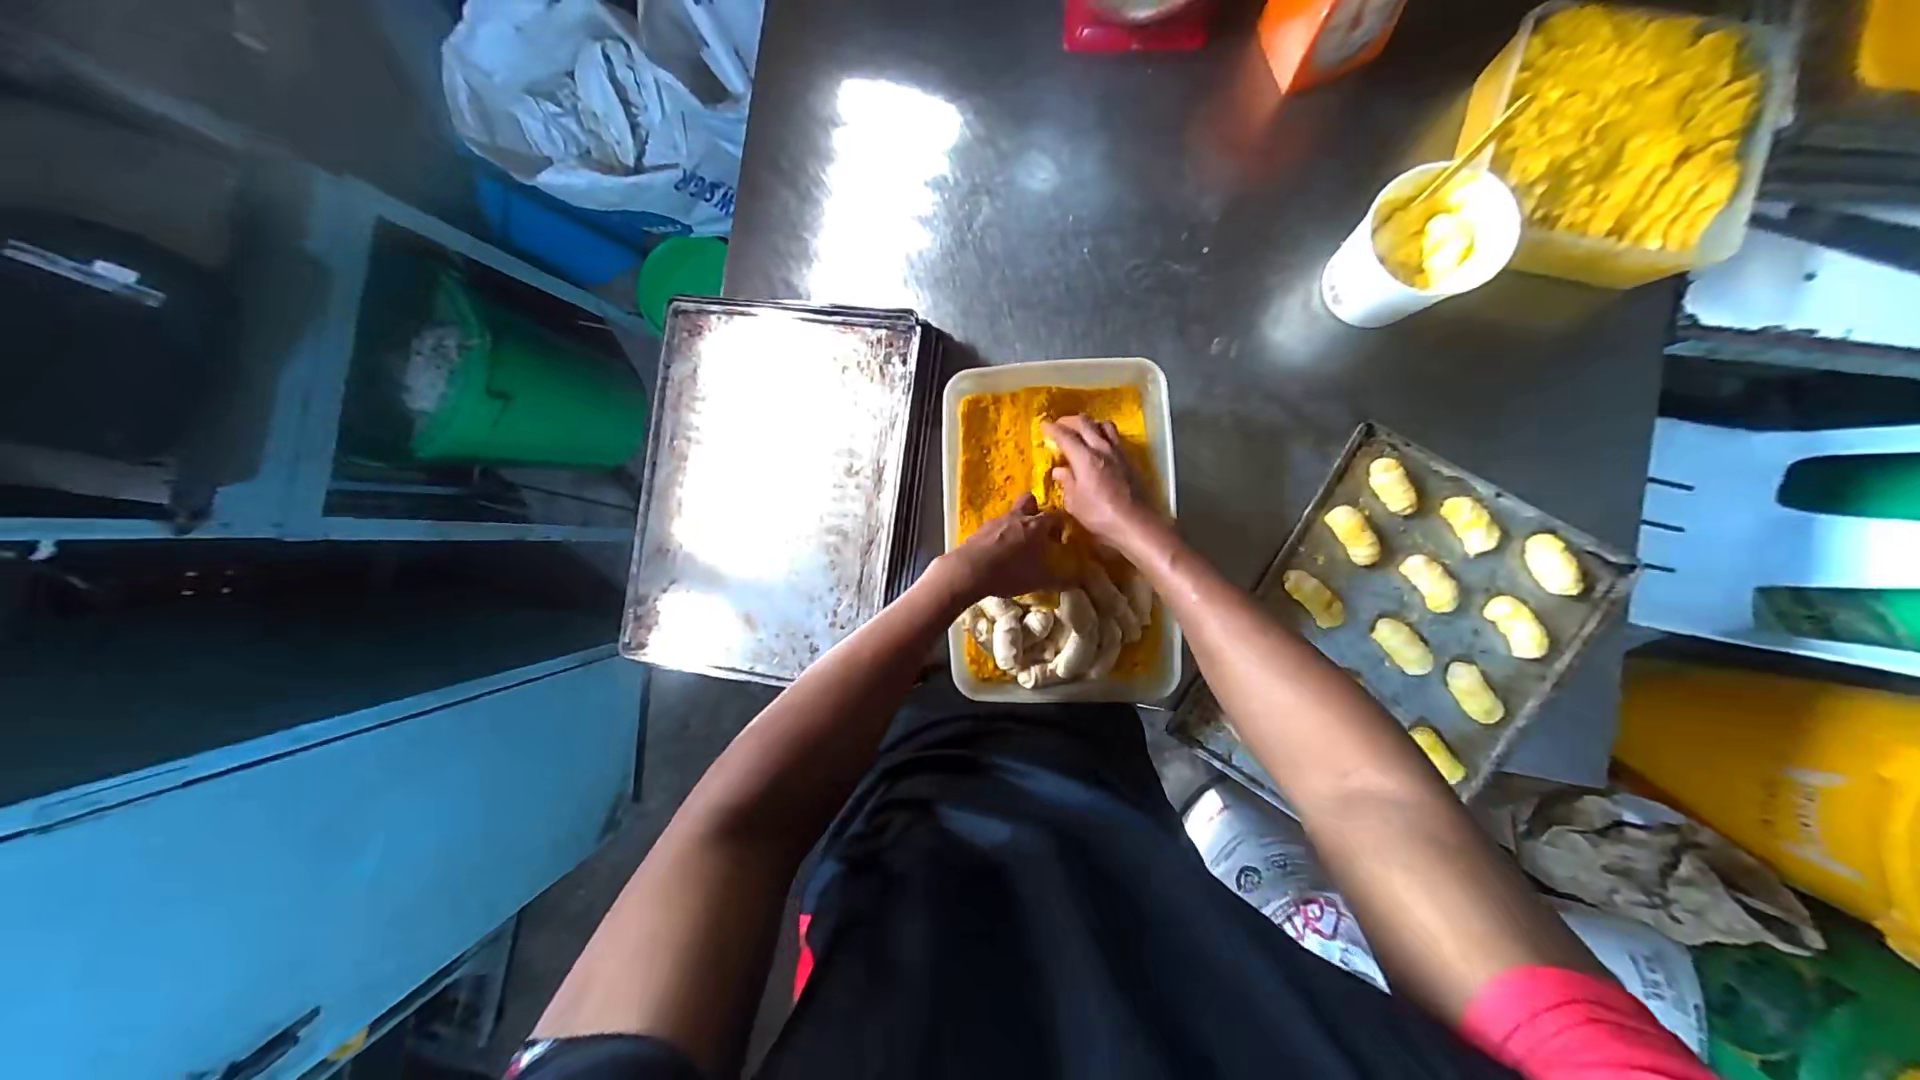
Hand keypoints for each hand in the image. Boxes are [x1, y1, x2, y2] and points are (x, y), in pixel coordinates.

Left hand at [933, 494, 1060, 601]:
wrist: (970, 570)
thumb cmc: (1010, 572)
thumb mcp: (1039, 581)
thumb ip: (1059, 580)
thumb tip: (1076, 581)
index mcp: (1036, 526)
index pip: (1055, 516)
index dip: (1060, 524)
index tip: (1060, 537)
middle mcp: (1017, 517)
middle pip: (1029, 501)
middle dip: (1035, 510)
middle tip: (1037, 530)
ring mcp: (996, 521)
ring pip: (1010, 514)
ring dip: (1015, 524)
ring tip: (1015, 545)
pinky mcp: (979, 529)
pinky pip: (994, 527)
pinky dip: (998, 535)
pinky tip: (997, 551)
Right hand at [1043, 415, 1154, 545]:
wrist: (1135, 522)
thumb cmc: (1099, 515)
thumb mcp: (1075, 503)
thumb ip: (1067, 482)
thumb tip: (1059, 470)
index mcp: (1085, 458)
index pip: (1065, 436)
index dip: (1053, 429)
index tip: (1044, 425)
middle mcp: (1102, 449)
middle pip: (1085, 423)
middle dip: (1069, 421)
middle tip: (1060, 425)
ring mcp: (1118, 452)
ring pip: (1104, 425)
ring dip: (1090, 423)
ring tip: (1083, 431)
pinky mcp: (1129, 459)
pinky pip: (1115, 437)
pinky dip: (1104, 433)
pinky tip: (1100, 444)